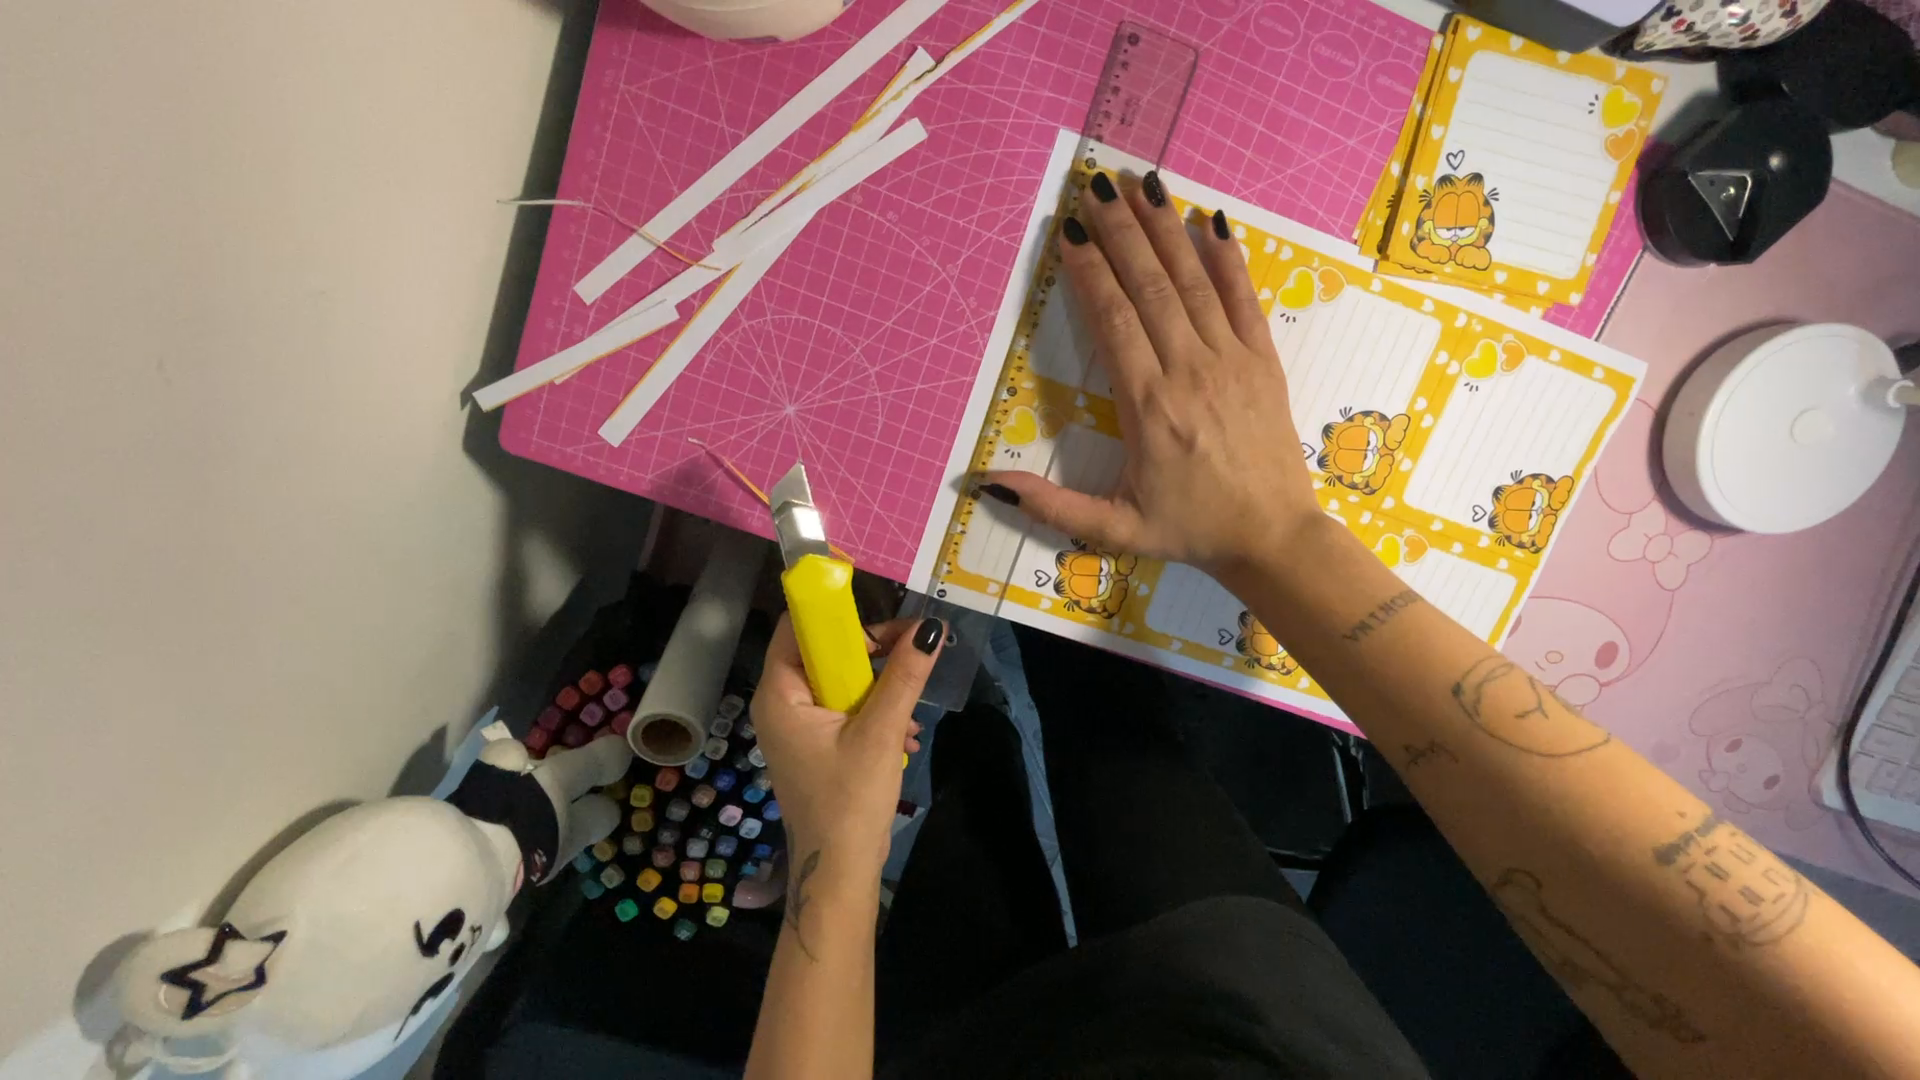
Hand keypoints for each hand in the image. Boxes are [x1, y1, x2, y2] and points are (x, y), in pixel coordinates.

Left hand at [750, 615, 943, 882]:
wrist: (840, 870)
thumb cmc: (850, 798)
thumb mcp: (882, 731)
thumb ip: (905, 676)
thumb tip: (930, 628)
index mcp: (780, 694)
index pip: (797, 628)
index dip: (835, 615)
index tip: (880, 613)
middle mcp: (781, 704)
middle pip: (823, 653)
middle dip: (870, 654)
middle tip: (909, 654)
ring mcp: (798, 727)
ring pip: (840, 682)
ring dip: (879, 687)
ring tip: (911, 707)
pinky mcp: (816, 745)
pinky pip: (845, 708)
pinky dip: (874, 712)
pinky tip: (904, 734)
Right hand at [981, 170, 1321, 575]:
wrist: (1273, 538)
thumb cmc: (1190, 531)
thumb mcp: (1114, 529)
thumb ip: (1050, 506)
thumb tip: (985, 483)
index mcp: (1147, 408)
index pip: (1112, 321)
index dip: (1089, 272)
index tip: (1069, 233)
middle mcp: (1189, 371)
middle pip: (1148, 286)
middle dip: (1119, 231)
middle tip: (1094, 184)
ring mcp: (1232, 361)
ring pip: (1192, 282)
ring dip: (1164, 229)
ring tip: (1141, 184)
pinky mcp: (1263, 361)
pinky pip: (1244, 298)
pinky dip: (1227, 258)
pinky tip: (1211, 221)